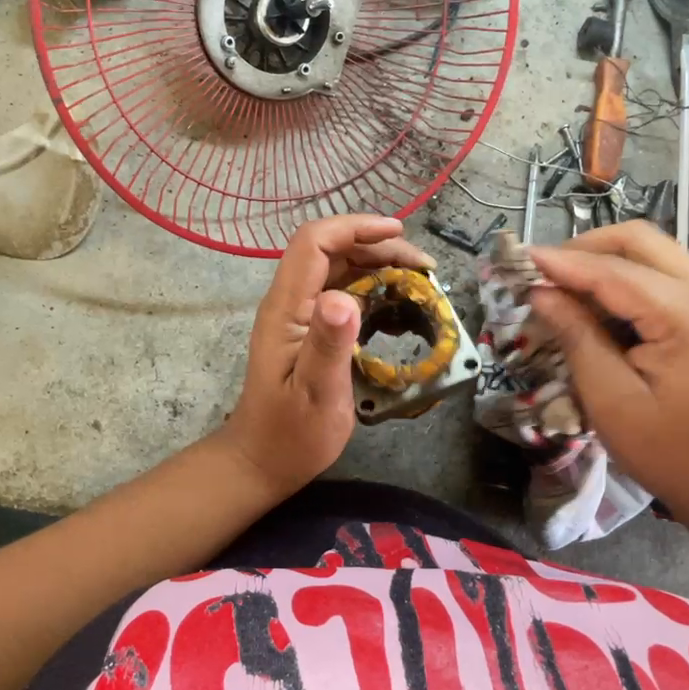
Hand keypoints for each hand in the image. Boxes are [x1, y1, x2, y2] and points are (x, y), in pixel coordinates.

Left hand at [219, 215, 435, 498]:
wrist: (262, 461)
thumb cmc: (290, 434)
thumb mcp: (315, 393)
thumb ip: (327, 345)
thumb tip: (343, 298)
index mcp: (287, 309)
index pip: (314, 243)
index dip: (355, 228)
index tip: (399, 233)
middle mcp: (290, 304)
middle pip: (331, 251)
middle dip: (378, 247)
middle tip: (426, 269)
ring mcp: (298, 317)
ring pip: (339, 270)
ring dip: (379, 267)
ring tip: (421, 282)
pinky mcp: (310, 332)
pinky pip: (343, 295)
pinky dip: (374, 292)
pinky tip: (400, 308)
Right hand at [527, 221, 688, 522]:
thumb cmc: (669, 452)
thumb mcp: (610, 398)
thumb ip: (576, 335)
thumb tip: (541, 293)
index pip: (614, 270)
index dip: (561, 263)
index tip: (516, 259)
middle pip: (639, 241)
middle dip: (583, 249)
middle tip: (540, 273)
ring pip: (651, 254)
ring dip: (602, 262)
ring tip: (559, 289)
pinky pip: (660, 278)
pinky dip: (621, 280)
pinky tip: (592, 306)